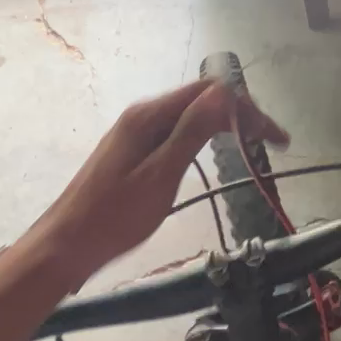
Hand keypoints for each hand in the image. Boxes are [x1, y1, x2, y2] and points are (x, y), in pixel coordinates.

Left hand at [33, 79, 287, 280]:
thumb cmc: (114, 217)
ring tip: (255, 145)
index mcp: (150, 116)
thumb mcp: (160, 176)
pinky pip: (181, 129)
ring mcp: (139, 130)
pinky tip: (220, 149)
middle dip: (243, 115)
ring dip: (228, 124)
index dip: (248, 109)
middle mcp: (145, 114)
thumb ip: (191, 132)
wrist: (65, 247)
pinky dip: (208, 135)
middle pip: (204, 99)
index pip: (211, 92)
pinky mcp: (138, 148)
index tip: (275, 138)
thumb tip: (225, 94)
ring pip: (194, 113)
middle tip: (273, 144)